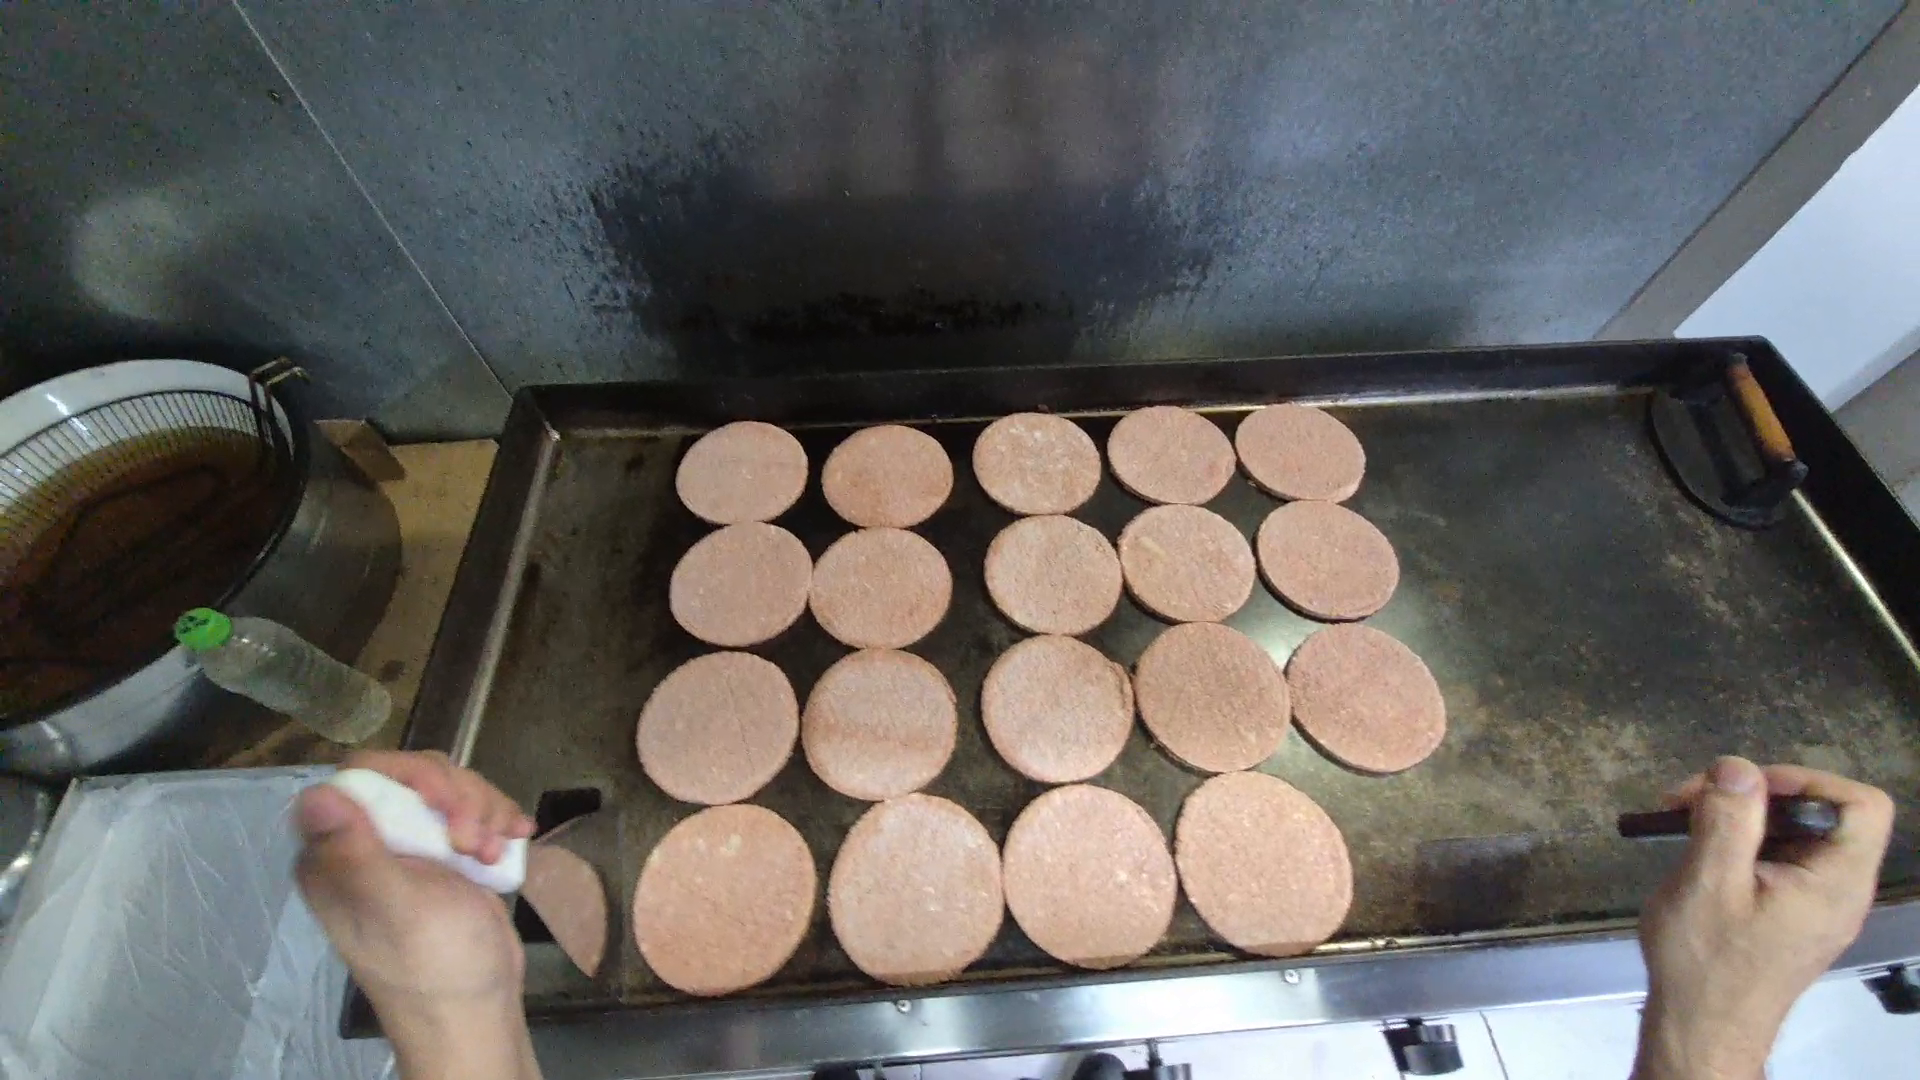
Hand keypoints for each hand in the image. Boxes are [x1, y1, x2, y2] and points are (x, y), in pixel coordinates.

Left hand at [296, 750, 540, 1079]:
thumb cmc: (433, 965)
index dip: (409, 774)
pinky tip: (516, 840)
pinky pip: (480, 809)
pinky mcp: (451, 856)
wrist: (478, 1006)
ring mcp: (414, 849)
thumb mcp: (398, 909)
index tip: (445, 801)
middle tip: (474, 841)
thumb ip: (357, 854)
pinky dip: (503, 819)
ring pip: (455, 788)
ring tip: (494, 853)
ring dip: (486, 811)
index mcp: (338, 856)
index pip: (364, 777)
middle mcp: (371, 844)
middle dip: (460, 798)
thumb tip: (316, 794)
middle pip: (418, 776)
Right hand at [1631, 757, 1892, 1079]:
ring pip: (1788, 830)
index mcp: (1834, 881)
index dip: (1800, 780)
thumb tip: (1736, 766)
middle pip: (1816, 812)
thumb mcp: (1707, 882)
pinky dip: (1731, 837)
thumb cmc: (1706, 954)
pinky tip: (1691, 848)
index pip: (1859, 805)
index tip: (1734, 786)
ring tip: (1677, 820)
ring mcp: (1812, 898)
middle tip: (1683, 801)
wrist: (1703, 1019)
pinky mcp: (1785, 905)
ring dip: (1732, 813)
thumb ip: (1727, 823)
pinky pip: (1771, 853)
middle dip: (1748, 793)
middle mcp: (1836, 887)